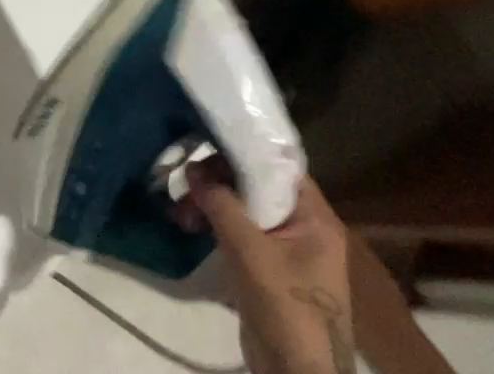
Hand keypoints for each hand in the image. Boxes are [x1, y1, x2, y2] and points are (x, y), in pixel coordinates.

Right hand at [189, 166, 355, 373]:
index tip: (203, 142)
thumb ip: (221, 205)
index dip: (245, 153)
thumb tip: (192, 168)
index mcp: (315, 221)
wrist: (296, 367)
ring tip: (178, 212)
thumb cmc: (285, 303)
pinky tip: (186, 226)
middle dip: (216, 182)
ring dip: (208, 203)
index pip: (281, 169)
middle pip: (257, 187)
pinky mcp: (266, 265)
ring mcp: (285, 248)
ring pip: (242, 208)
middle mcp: (303, 228)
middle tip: (182, 185)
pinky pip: (237, 230)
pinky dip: (211, 223)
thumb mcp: (250, 250)